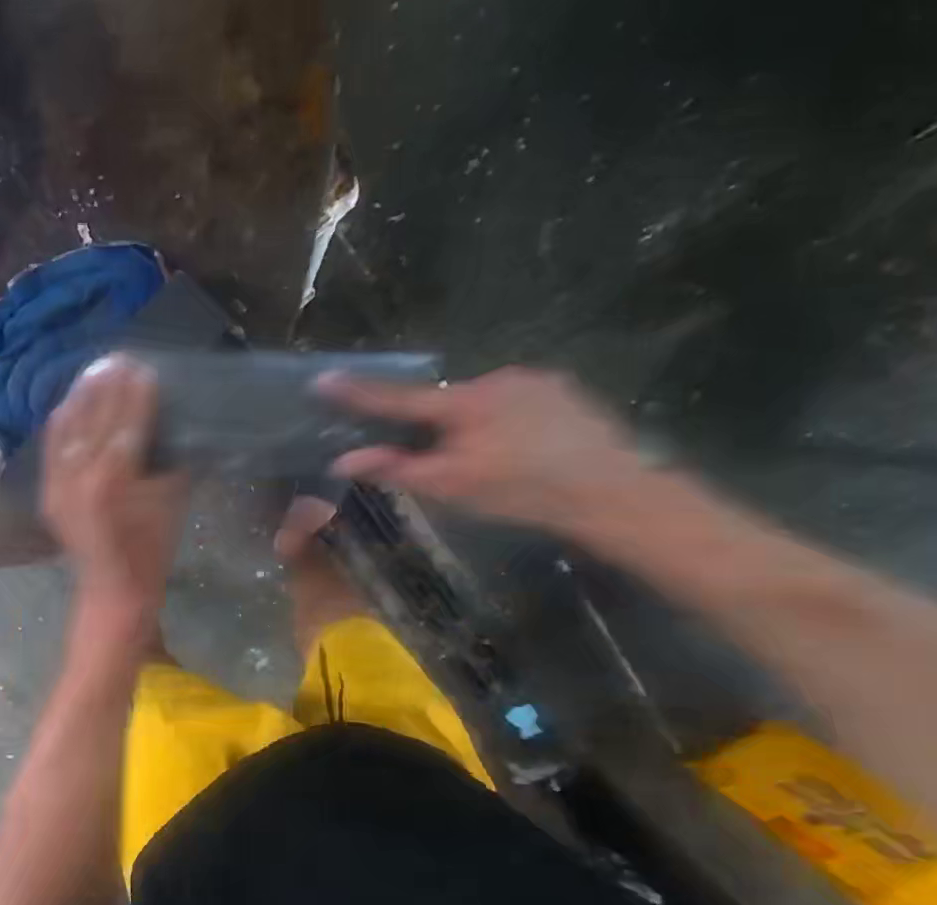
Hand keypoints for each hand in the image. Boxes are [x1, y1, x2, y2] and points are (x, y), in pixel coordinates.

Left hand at [41, 354, 187, 608]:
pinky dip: (62, 420)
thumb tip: (170, 423)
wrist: (113, 589)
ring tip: (97, 369)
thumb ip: (170, 459)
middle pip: (95, 419)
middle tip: (121, 357)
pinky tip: (70, 400)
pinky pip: (52, 447)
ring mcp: (59, 484)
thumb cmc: (153, 549)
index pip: (127, 423)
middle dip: (109, 385)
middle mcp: (81, 476)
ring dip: (83, 395)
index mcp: (115, 480)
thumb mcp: (173, 501)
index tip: (145, 367)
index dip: (137, 394)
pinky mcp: (48, 492)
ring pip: (68, 427)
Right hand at [318, 365, 647, 531]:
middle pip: (444, 400)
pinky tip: (524, 449)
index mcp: (463, 403)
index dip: (356, 392)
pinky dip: (506, 420)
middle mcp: (496, 379)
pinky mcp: (562, 389)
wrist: (615, 493)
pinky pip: (515, 399)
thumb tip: (342, 460)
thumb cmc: (523, 492)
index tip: (322, 379)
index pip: (396, 397)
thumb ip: (396, 468)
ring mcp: (534, 380)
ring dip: (474, 423)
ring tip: (496, 461)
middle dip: (436, 424)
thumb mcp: (451, 486)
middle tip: (450, 460)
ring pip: (481, 400)